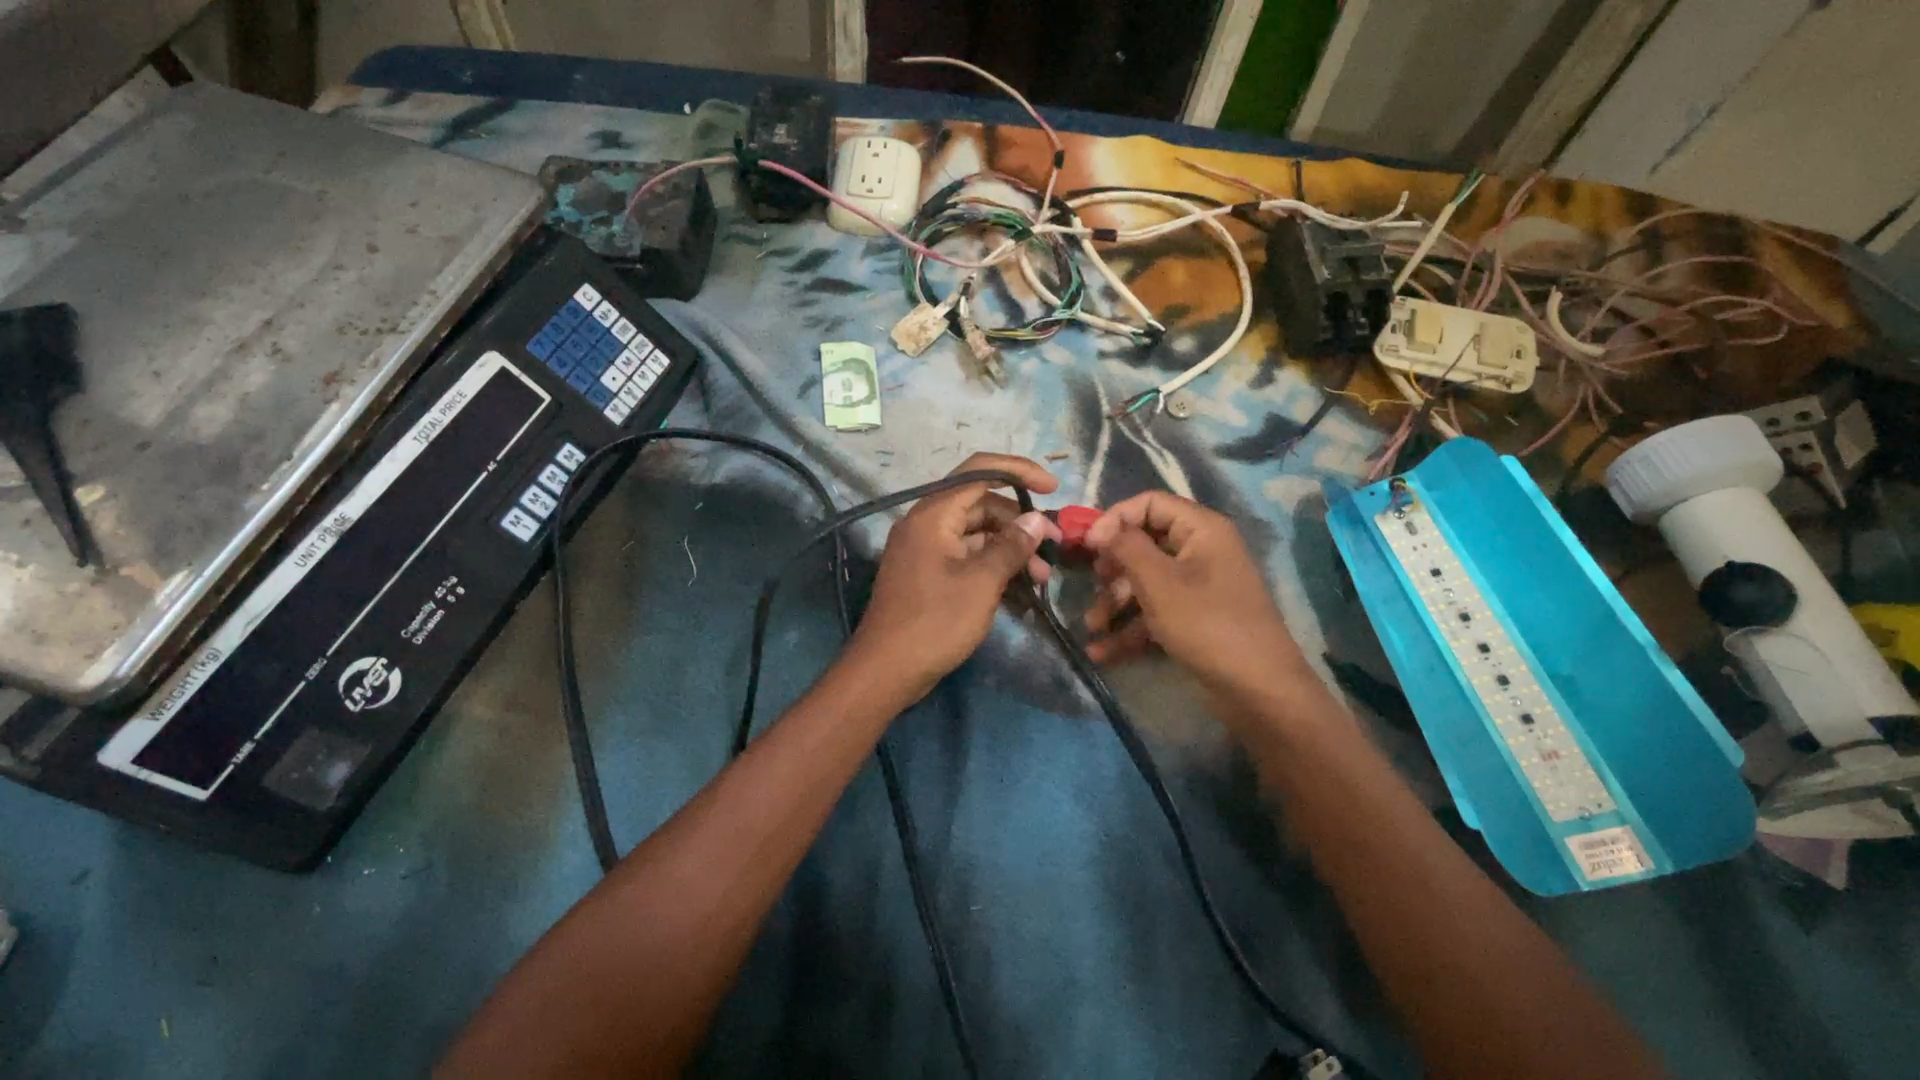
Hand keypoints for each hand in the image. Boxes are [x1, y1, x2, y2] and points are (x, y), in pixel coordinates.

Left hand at [849, 453, 1061, 695]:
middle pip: (981, 505)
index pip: (980, 471)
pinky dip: (993, 567)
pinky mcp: (928, 575)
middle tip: (1054, 547)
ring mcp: (925, 550)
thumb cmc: (935, 622)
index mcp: (933, 514)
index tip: (1053, 488)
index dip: (1020, 472)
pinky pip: (966, 558)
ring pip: (977, 535)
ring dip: (1011, 549)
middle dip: (1020, 523)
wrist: (887, 670)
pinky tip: (1021, 590)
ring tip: (1042, 577)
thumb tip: (1037, 520)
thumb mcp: (982, 583)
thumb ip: (1011, 546)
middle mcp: (926, 524)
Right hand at [1082, 491, 1310, 703]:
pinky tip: (1102, 652)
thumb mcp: (1160, 583)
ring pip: (1146, 582)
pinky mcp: (1194, 620)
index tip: (1087, 545)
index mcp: (1201, 530)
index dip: (1115, 518)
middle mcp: (1201, 552)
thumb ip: (1126, 548)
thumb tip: (1098, 526)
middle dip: (1113, 568)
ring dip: (1115, 604)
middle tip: (1092, 585)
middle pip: (1145, 544)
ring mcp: (1199, 588)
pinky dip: (1130, 629)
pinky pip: (1155, 613)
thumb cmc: (1208, 625)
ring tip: (1091, 628)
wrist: (1258, 690)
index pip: (1151, 504)